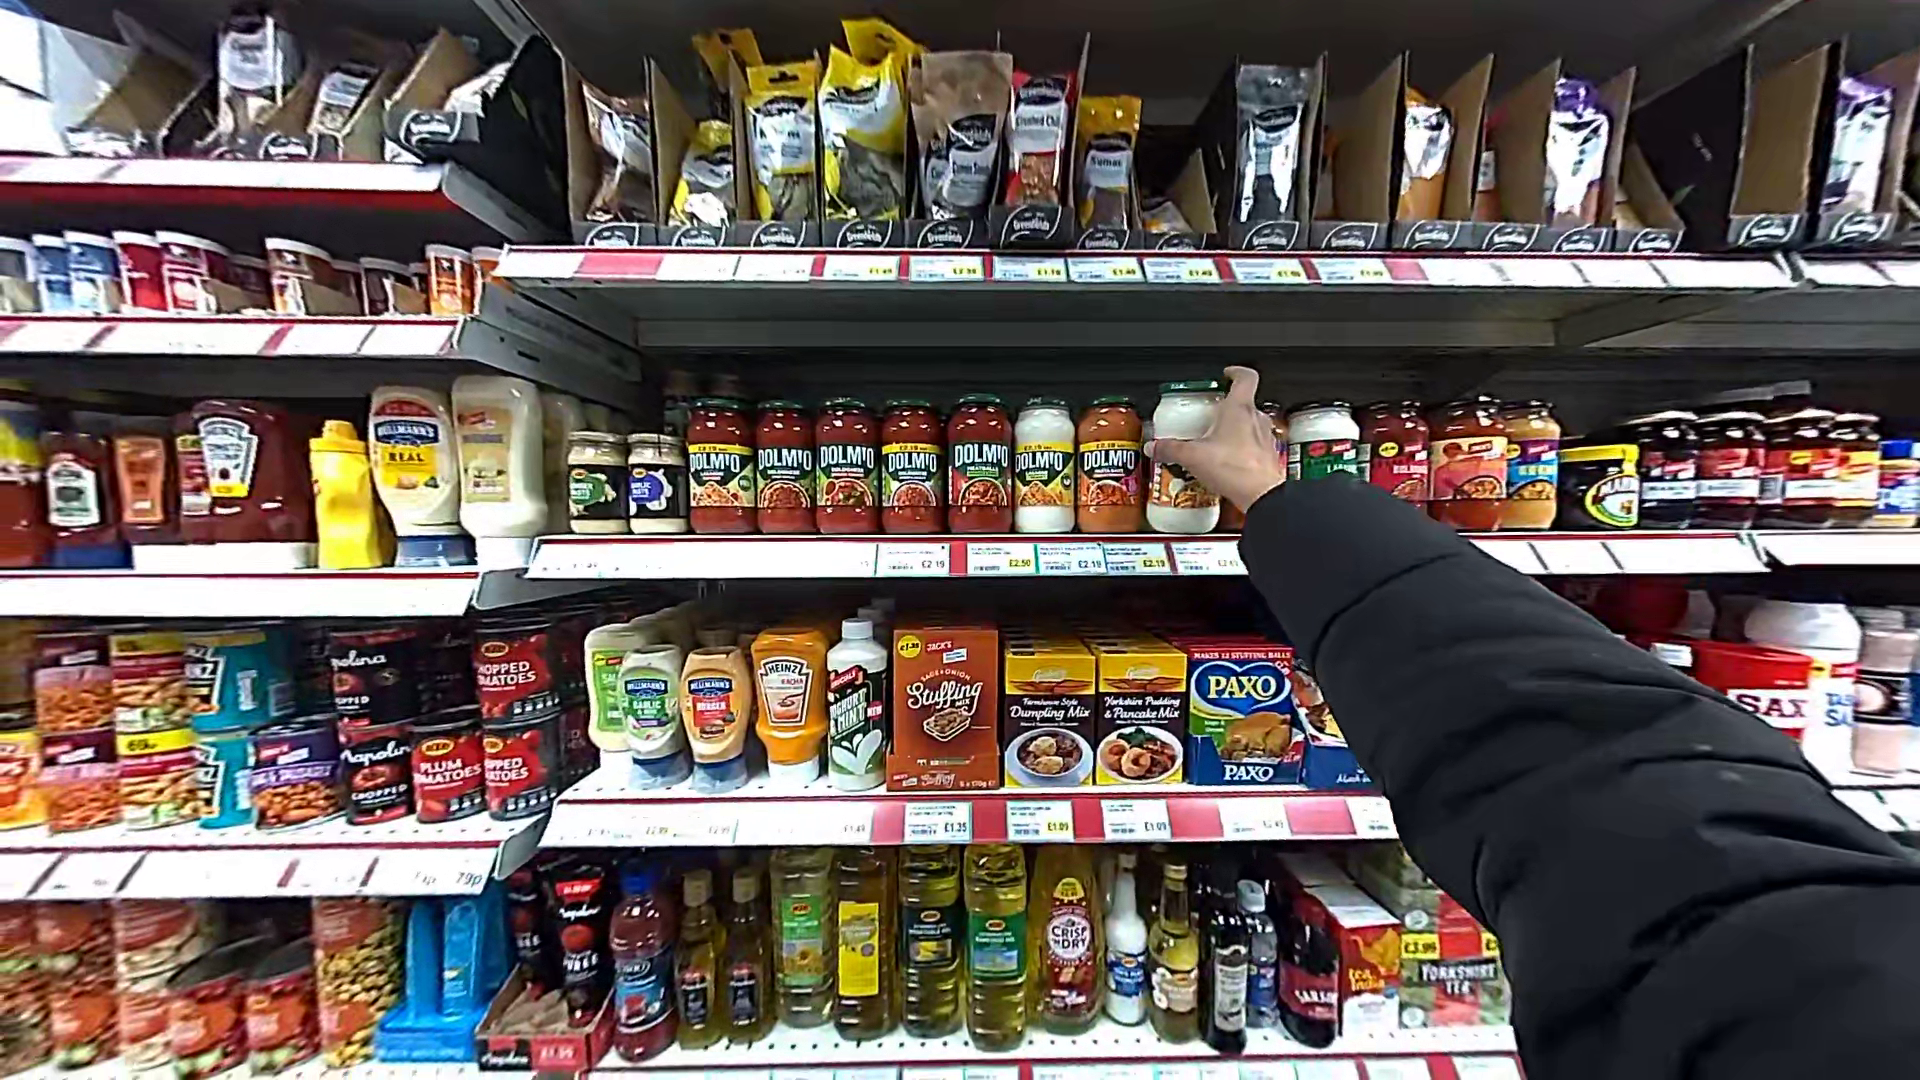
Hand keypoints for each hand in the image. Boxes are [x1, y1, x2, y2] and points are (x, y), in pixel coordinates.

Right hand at [1147, 366, 1285, 511]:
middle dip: (1226, 407)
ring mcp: (1264, 438)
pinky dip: (1240, 449)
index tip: (1226, 374)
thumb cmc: (1234, 468)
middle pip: (1244, 403)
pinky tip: (1225, 462)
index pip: (1245, 377)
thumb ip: (1170, 449)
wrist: (1261, 495)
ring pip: (1250, 424)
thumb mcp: (1192, 456)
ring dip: (1234, 429)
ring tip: (1215, 442)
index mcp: (1239, 409)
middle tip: (1210, 415)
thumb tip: (1154, 447)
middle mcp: (1256, 419)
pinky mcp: (1267, 456)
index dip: (1236, 372)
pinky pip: (1253, 446)